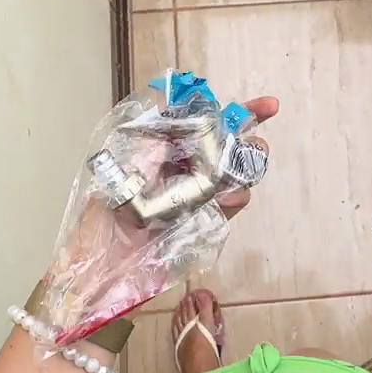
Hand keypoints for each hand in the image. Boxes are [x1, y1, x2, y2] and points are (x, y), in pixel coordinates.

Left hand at [41, 96, 277, 341]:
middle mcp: (182, 169)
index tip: (270, 107)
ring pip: (233, 177)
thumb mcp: (128, 160)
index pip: (203, 120)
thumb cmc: (106, 208)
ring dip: (243, 171)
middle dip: (248, 142)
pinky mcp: (202, 224)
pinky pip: (227, 207)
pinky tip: (232, 198)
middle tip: (259, 145)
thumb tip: (190, 106)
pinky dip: (234, 200)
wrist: (101, 266)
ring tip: (243, 172)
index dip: (236, 112)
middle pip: (226, 147)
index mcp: (163, 147)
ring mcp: (194, 197)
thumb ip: (160, 134)